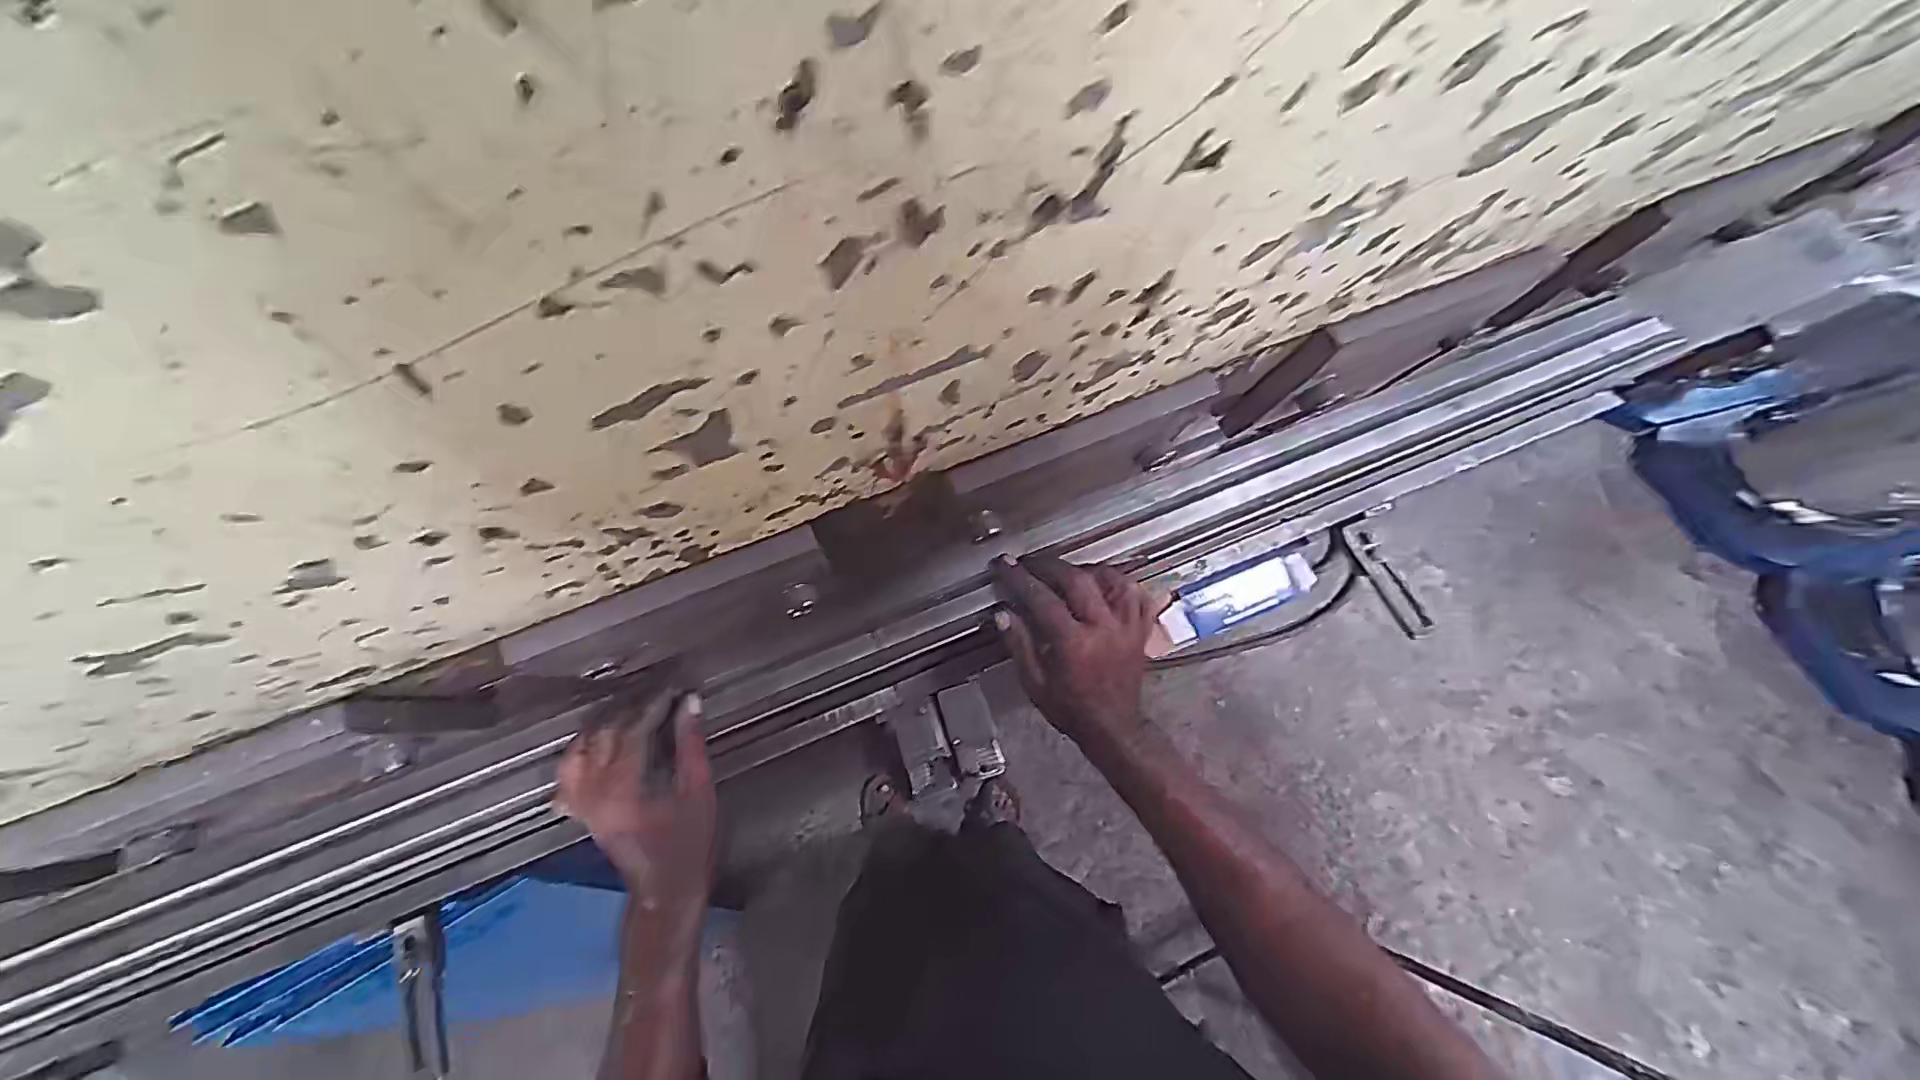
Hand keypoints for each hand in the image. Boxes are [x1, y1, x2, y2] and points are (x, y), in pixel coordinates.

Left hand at [556, 689, 715, 934]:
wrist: (665, 888)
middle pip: (603, 733)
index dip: (655, 704)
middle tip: (660, 693)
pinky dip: (584, 748)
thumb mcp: (698, 789)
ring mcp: (581, 802)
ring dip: (606, 723)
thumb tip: (689, 702)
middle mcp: (592, 793)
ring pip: (581, 747)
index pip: (633, 729)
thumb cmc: (689, 842)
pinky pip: (570, 770)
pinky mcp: (580, 809)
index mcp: (622, 789)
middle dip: (632, 707)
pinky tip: (602, 739)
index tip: (676, 688)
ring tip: (634, 709)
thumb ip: (690, 744)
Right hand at [990, 554, 1157, 748]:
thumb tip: (1003, 615)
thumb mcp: (1035, 682)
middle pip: (1076, 578)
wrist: (1112, 729)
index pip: (1042, 598)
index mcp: (1073, 643)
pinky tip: (1105, 581)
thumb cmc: (1074, 710)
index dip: (1020, 578)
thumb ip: (1019, 644)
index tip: (1007, 567)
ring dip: (1086, 568)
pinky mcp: (1139, 631)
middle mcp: (1103, 630)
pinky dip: (1121, 582)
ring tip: (1067, 569)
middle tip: (1032, 563)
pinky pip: (1137, 595)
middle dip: (1049, 565)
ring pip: (1111, 579)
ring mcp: (1125, 628)